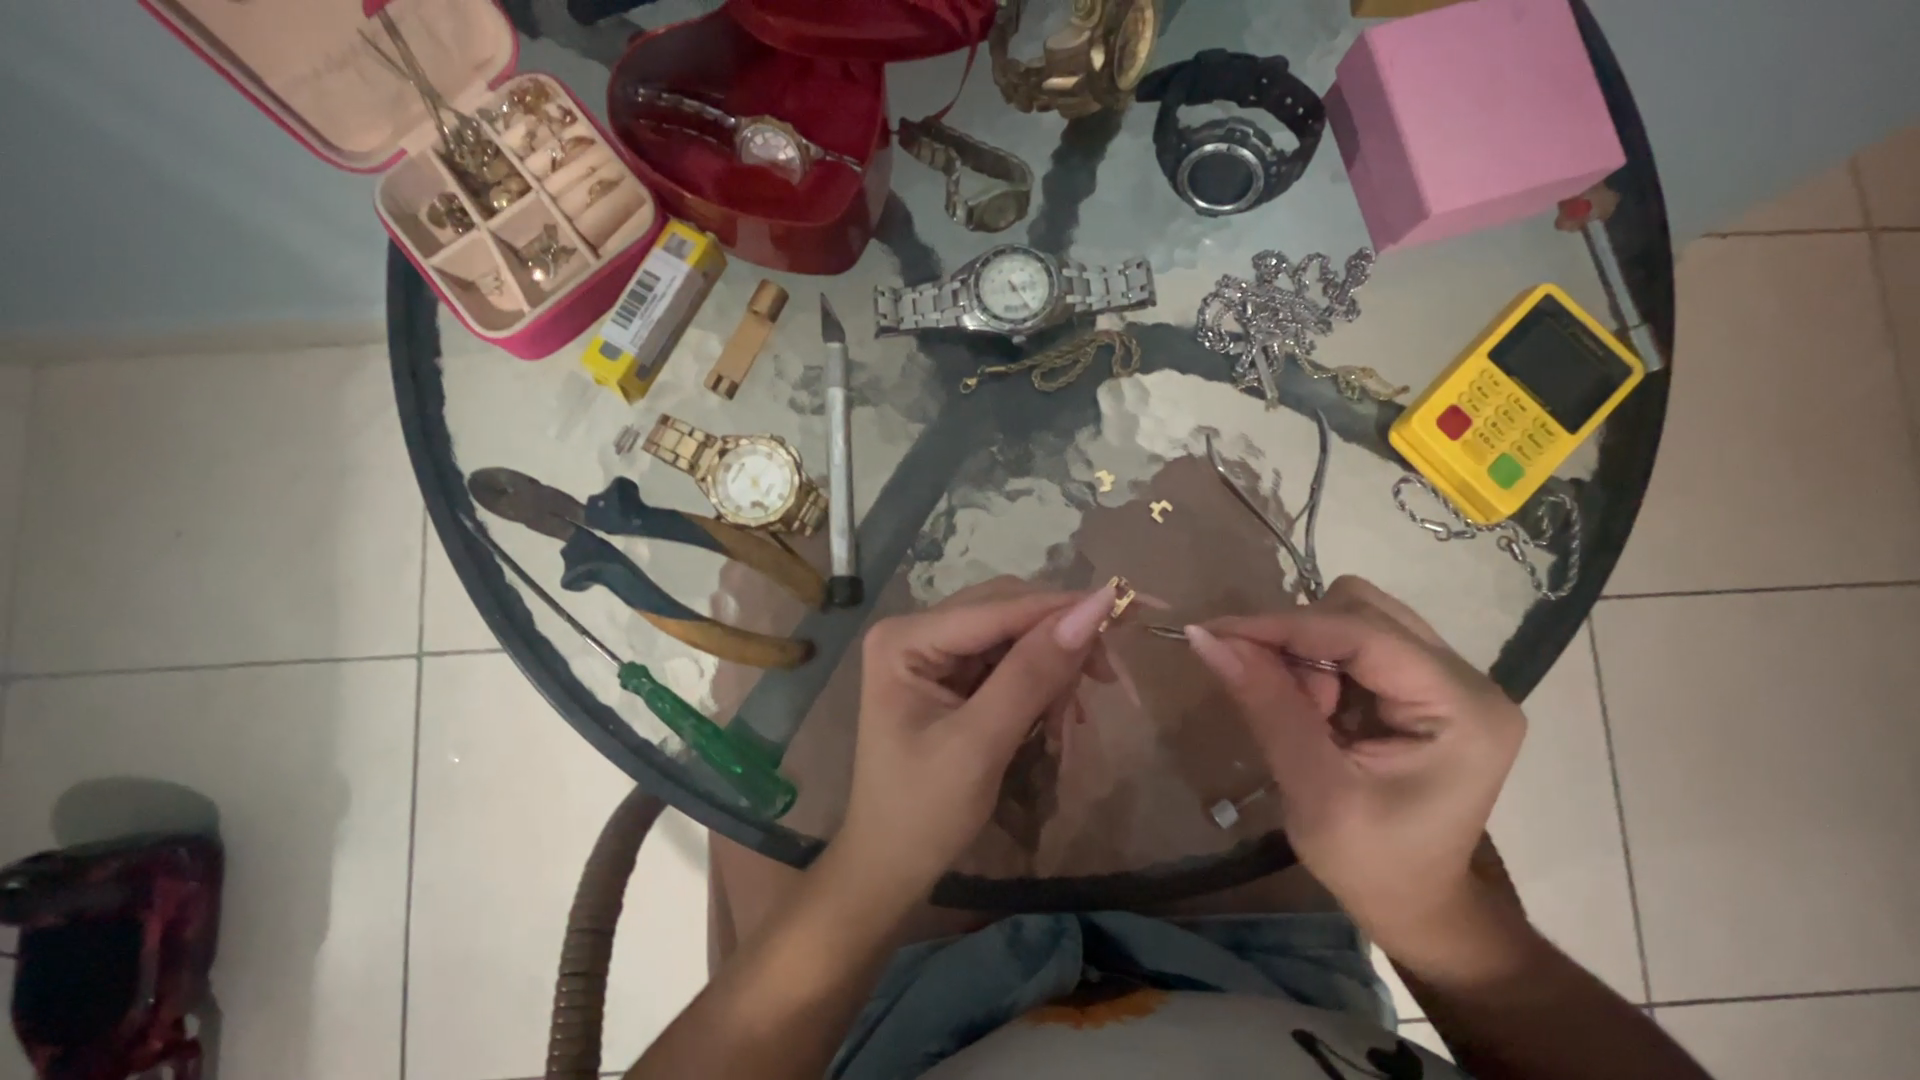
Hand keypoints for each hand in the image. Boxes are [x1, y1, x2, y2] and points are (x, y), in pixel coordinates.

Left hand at [836, 579, 1116, 901]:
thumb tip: (1093, 609)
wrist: (890, 864)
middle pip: (1007, 610)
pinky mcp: (951, 676)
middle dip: (1059, 639)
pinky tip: (1059, 714)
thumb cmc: (923, 812)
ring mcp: (932, 652)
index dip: (1062, 607)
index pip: (996, 607)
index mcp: (904, 639)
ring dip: (1054, 664)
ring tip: (1073, 715)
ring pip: (1014, 633)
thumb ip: (1033, 674)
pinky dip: (1040, 682)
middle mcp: (915, 631)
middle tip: (1108, 677)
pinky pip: (1009, 659)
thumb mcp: (980, 744)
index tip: (1126, 608)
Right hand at [1183, 576, 1525, 957]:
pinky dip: (1319, 663)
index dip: (1285, 625)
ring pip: (1358, 618)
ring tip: (1298, 709)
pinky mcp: (1425, 686)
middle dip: (1302, 641)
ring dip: (1308, 650)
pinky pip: (1358, 643)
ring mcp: (1449, 680)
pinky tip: (1313, 707)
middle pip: (1365, 611)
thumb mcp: (1314, 790)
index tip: (1214, 631)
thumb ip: (1268, 706)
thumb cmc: (1372, 864)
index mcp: (1462, 709)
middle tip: (1271, 695)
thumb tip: (1206, 638)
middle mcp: (1467, 679)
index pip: (1364, 633)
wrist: (1417, 907)